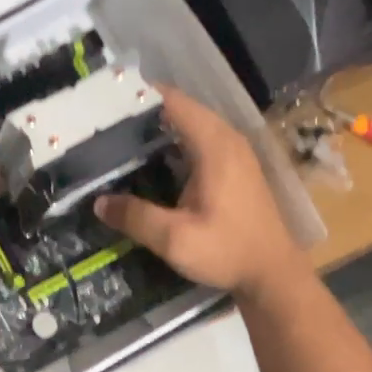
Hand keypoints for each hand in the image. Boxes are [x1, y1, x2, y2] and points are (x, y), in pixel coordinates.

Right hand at [94, 84, 303, 298]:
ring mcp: (234, 154)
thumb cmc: (227, 251)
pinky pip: (199, 144)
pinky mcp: (235, 170)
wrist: (271, 273)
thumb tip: (99, 203)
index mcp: (214, 145)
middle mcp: (227, 140)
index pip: (174, 102)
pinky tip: (150, 164)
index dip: (140, 98)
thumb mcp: (174, 239)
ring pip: (191, 127)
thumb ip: (135, 217)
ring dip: (159, 132)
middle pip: (181, 111)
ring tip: (120, 143)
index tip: (107, 105)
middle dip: (144, 115)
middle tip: (105, 128)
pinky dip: (174, 146)